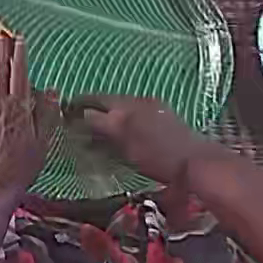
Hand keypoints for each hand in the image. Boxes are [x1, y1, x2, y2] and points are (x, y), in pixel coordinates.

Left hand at [0, 34, 56, 194]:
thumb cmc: (21, 164)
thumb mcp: (42, 140)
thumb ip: (46, 113)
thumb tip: (51, 90)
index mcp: (18, 106)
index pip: (19, 72)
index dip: (19, 54)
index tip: (20, 38)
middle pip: (1, 69)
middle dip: (2, 49)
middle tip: (3, 31)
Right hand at [74, 95, 223, 184]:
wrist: (195, 161)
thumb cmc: (158, 155)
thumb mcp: (125, 143)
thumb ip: (103, 126)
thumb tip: (84, 116)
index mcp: (126, 106)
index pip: (96, 101)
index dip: (81, 104)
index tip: (67, 109)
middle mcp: (138, 102)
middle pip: (109, 101)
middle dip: (93, 107)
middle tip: (78, 116)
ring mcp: (152, 108)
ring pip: (122, 106)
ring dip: (109, 113)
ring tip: (96, 127)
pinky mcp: (163, 117)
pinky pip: (135, 112)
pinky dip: (123, 118)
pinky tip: (122, 132)